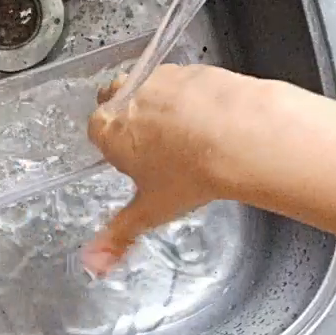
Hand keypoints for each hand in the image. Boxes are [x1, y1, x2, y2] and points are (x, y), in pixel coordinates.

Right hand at [83, 64, 252, 274]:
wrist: (242, 135)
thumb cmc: (191, 172)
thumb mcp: (152, 211)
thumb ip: (118, 237)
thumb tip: (93, 266)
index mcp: (107, 129)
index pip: (97, 132)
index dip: (116, 148)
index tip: (136, 163)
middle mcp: (127, 95)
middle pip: (118, 103)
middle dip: (133, 120)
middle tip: (160, 150)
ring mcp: (161, 78)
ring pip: (151, 89)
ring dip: (163, 106)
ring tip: (192, 138)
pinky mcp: (193, 68)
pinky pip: (185, 82)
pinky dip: (194, 97)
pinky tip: (214, 122)